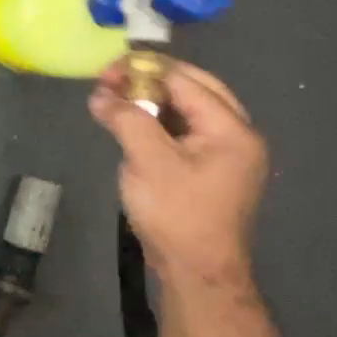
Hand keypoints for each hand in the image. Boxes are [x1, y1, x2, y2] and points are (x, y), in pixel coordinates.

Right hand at [89, 60, 269, 288]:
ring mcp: (225, 154)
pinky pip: (183, 130)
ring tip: (113, 99)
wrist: (196, 266)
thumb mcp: (147, 161)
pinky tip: (130, 123)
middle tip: (110, 80)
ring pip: (188, 109)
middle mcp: (236, 136)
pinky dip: (156, 119)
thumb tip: (100, 95)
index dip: (146, 70)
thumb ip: (126, 119)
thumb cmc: (176, 211)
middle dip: (151, 79)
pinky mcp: (208, 168)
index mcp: (232, 131)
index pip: (188, 83)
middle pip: (195, 90)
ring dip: (151, 99)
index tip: (105, 71)